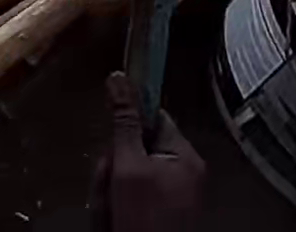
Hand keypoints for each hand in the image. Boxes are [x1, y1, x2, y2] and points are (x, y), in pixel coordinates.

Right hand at [102, 72, 204, 231]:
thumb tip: (119, 78)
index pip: (153, 114)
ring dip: (112, 179)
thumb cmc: (145, 222)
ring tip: (111, 201)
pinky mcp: (162, 210)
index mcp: (185, 157)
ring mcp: (174, 194)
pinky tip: (114, 210)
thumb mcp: (128, 164)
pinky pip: (133, 187)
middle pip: (138, 141)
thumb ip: (124, 121)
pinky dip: (118, 196)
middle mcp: (184, 173)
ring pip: (130, 165)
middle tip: (110, 177)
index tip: (114, 129)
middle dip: (115, 158)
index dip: (129, 120)